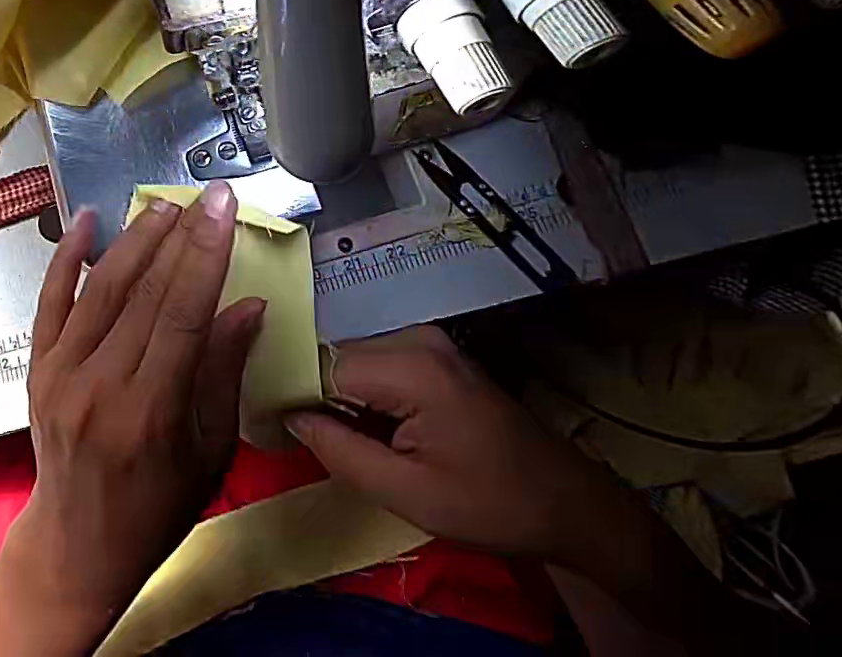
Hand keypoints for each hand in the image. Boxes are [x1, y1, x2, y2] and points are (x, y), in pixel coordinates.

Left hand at [0, 181, 263, 655]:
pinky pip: (50, 300)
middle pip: (144, 292)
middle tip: (204, 198)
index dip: (206, 254)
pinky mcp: (37, 366)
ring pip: (101, 287)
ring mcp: (60, 372)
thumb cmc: (157, 507)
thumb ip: (225, 371)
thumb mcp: (211, 451)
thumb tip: (249, 304)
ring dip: (135, 239)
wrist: (76, 546)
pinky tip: (86, 220)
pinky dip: (67, 256)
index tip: (223, 207)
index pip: (183, 313)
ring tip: (165, 207)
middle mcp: (99, 384)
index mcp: (150, 412)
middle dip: (180, 236)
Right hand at [283, 325, 620, 563]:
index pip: (324, 365)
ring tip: (338, 437)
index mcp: (412, 366)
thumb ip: (339, 451)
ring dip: (340, 396)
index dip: (296, 395)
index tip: (274, 425)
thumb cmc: (490, 503)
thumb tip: (289, 417)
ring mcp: (427, 341)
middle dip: (318, 396)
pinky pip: (377, 363)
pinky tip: (371, 426)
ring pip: (354, 359)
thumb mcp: (407, 493)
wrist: (566, 501)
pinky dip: (363, 392)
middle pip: (337, 357)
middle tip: (308, 439)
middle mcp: (416, 337)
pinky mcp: (433, 353)